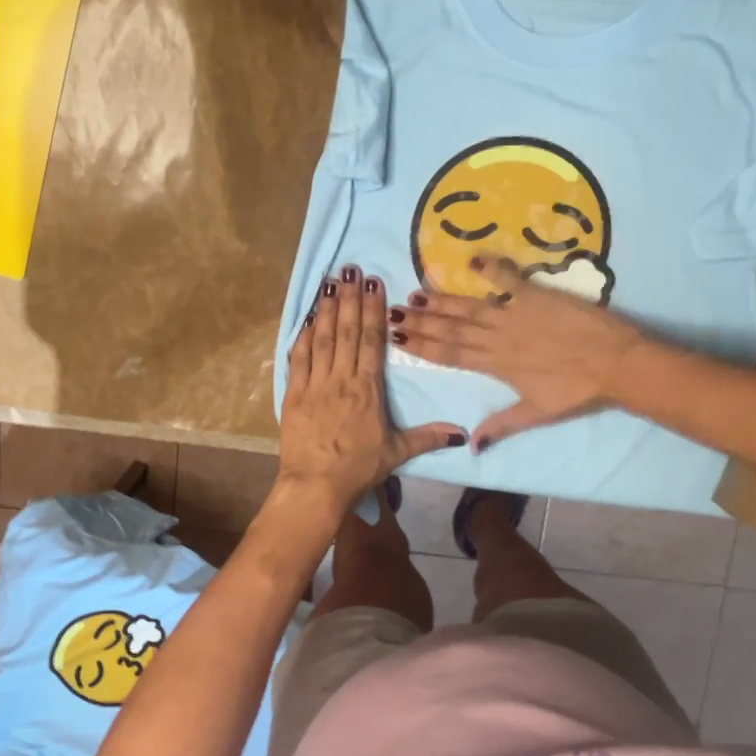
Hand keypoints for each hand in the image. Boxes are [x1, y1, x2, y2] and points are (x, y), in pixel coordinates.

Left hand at [278, 266, 466, 507]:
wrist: (316, 484)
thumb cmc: (358, 469)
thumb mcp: (397, 453)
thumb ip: (428, 437)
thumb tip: (462, 434)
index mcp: (368, 388)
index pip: (372, 341)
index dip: (373, 310)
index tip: (373, 285)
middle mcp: (342, 379)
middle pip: (346, 331)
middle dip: (349, 298)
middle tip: (349, 270)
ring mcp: (315, 384)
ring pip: (322, 339)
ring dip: (325, 310)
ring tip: (329, 284)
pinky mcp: (294, 394)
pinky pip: (298, 358)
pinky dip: (302, 337)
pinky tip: (306, 319)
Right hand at [389, 254, 649, 449]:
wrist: (617, 365)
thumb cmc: (579, 391)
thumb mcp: (538, 413)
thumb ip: (501, 425)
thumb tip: (471, 445)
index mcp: (496, 366)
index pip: (450, 355)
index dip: (423, 347)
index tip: (397, 339)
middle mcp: (498, 338)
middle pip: (452, 329)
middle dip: (421, 321)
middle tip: (393, 312)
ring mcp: (516, 314)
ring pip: (470, 307)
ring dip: (442, 300)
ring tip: (416, 293)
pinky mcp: (537, 295)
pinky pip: (509, 278)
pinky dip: (491, 267)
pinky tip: (471, 259)